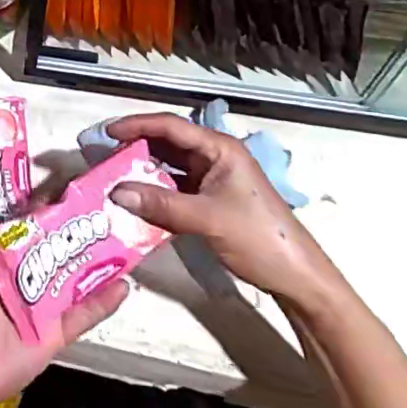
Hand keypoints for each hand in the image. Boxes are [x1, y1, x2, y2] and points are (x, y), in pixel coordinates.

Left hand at [0, 168, 130, 407]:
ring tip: (127, 230)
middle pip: (56, 238)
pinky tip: (124, 284)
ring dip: (99, 254)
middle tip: (109, 195)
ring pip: (76, 271)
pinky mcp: (55, 329)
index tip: (67, 171)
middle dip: (79, 219)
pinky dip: (103, 300)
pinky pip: (83, 312)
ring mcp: (42, 297)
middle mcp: (23, 266)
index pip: (25, 214)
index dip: (44, 194)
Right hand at [106, 113, 341, 307]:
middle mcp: (215, 156)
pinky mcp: (210, 198)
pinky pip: (173, 185)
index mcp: (220, 149)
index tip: (108, 133)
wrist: (301, 282)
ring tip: (114, 175)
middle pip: (166, 142)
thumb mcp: (207, 219)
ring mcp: (213, 178)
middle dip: (135, 146)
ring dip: (142, 169)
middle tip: (105, 155)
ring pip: (168, 164)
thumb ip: (159, 203)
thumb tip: (114, 192)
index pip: (170, 125)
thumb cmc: (261, 239)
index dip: (136, 125)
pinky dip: (153, 188)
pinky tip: (135, 197)